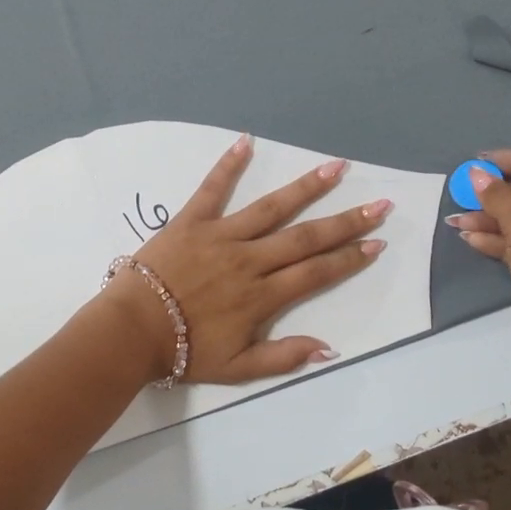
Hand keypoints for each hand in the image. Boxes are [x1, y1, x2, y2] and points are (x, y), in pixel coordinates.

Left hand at [102, 134, 389, 384]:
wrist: (131, 331)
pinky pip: (212, 188)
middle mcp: (249, 260)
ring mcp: (220, 236)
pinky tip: (247, 141)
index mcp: (262, 296)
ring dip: (306, 187)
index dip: (349, 259)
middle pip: (305, 237)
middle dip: (345, 222)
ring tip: (336, 168)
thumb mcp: (237, 368)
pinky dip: (229, 165)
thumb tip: (329, 348)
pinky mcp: (191, 220)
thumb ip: (283, 357)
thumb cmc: (184, 351)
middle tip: (378, 204)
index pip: (316, 273)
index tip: (376, 243)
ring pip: (271, 208)